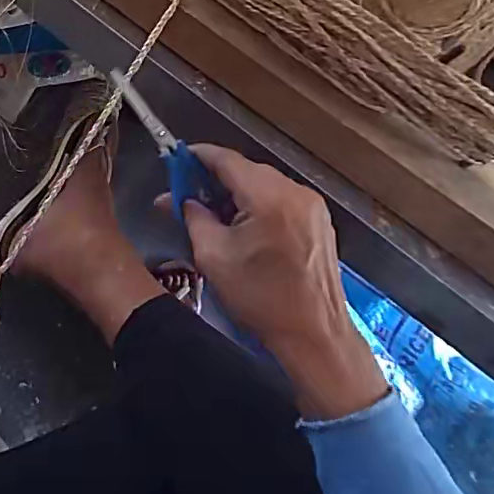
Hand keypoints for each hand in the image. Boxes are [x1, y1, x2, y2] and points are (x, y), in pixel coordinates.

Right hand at [165, 145, 388, 420]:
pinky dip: (256, 205)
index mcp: (269, 196)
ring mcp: (311, 206)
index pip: (226, 159)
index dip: (196, 156)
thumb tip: (183, 199)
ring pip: (262, 185)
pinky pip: (279, 200)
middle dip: (212, 180)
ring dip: (233, 194)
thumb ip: (193, 217)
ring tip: (209, 215)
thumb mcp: (212, 256)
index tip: (174, 159)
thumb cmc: (260, 298)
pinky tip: (239, 226)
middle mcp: (295, 191)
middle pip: (245, 171)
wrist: (315, 337)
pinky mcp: (319, 223)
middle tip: (184, 196)